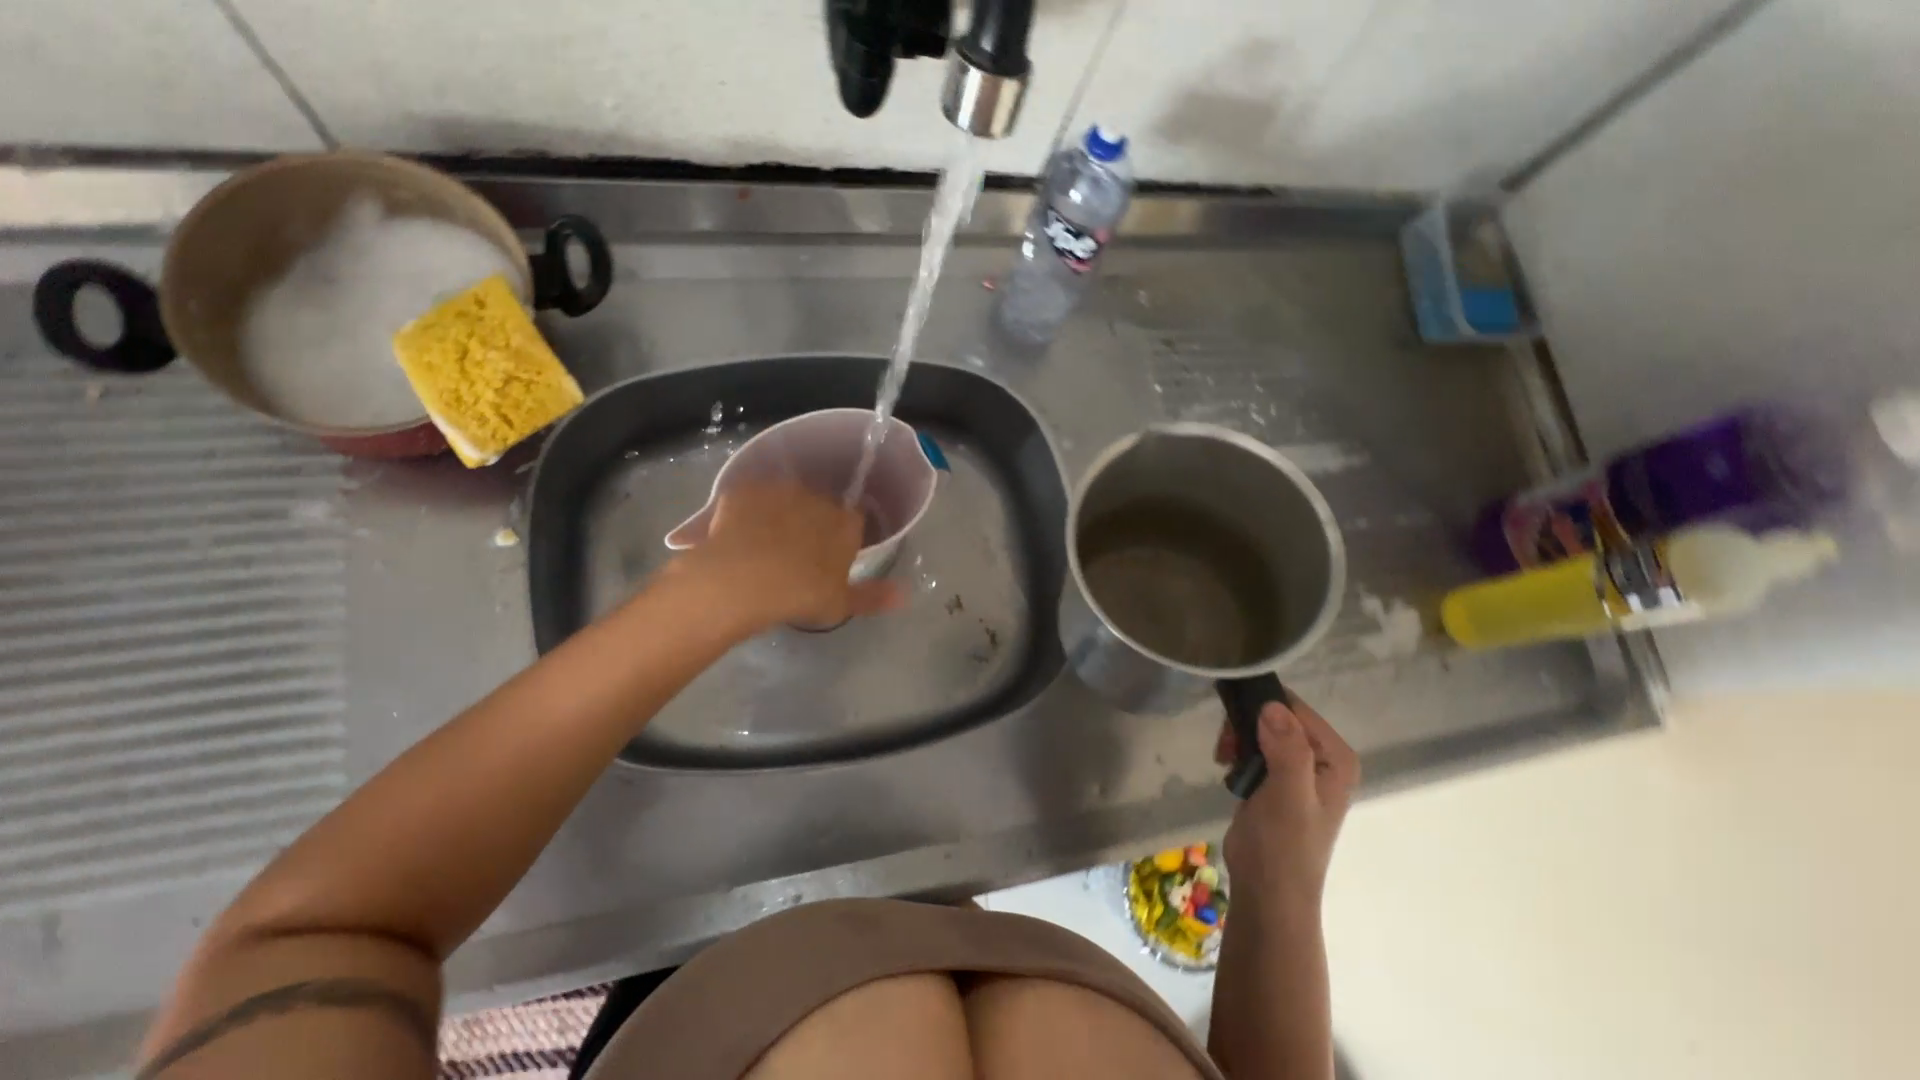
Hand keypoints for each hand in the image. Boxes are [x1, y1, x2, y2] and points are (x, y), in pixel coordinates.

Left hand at [671, 482, 903, 633]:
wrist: (742, 580)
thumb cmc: (800, 595)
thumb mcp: (840, 605)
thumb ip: (872, 596)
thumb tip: (905, 595)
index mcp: (846, 524)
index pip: (855, 521)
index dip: (845, 536)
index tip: (834, 554)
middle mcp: (817, 498)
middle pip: (820, 506)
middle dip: (812, 522)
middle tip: (797, 552)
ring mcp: (779, 490)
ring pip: (784, 498)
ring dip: (779, 513)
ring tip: (763, 543)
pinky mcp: (744, 490)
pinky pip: (749, 498)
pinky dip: (745, 512)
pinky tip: (735, 534)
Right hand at [1215, 696, 1357, 915]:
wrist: (1268, 893)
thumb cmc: (1283, 846)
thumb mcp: (1289, 795)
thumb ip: (1288, 749)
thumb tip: (1272, 705)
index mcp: (1336, 759)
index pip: (1297, 711)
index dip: (1263, 710)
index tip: (1233, 727)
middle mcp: (1323, 760)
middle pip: (1279, 718)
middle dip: (1247, 726)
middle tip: (1226, 749)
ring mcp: (1299, 772)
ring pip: (1263, 732)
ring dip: (1239, 741)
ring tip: (1225, 761)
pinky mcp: (1276, 784)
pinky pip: (1256, 751)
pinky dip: (1239, 755)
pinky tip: (1230, 771)